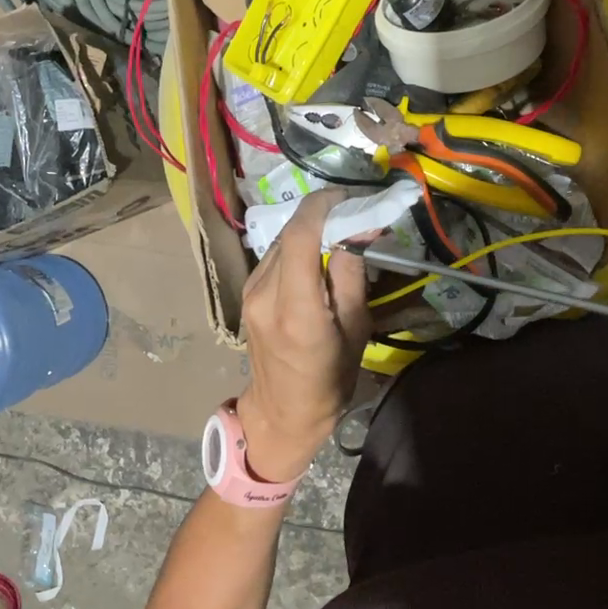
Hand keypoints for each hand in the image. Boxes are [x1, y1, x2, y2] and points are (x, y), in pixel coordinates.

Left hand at [238, 189, 370, 481]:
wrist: (282, 412)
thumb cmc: (329, 380)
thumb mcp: (356, 331)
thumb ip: (352, 275)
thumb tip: (360, 227)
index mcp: (296, 310)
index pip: (300, 236)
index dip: (323, 206)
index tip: (350, 196)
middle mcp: (264, 294)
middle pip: (289, 233)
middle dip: (322, 214)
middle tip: (355, 210)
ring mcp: (250, 292)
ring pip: (280, 241)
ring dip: (310, 227)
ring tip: (340, 227)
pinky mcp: (247, 293)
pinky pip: (274, 256)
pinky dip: (297, 244)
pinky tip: (318, 250)